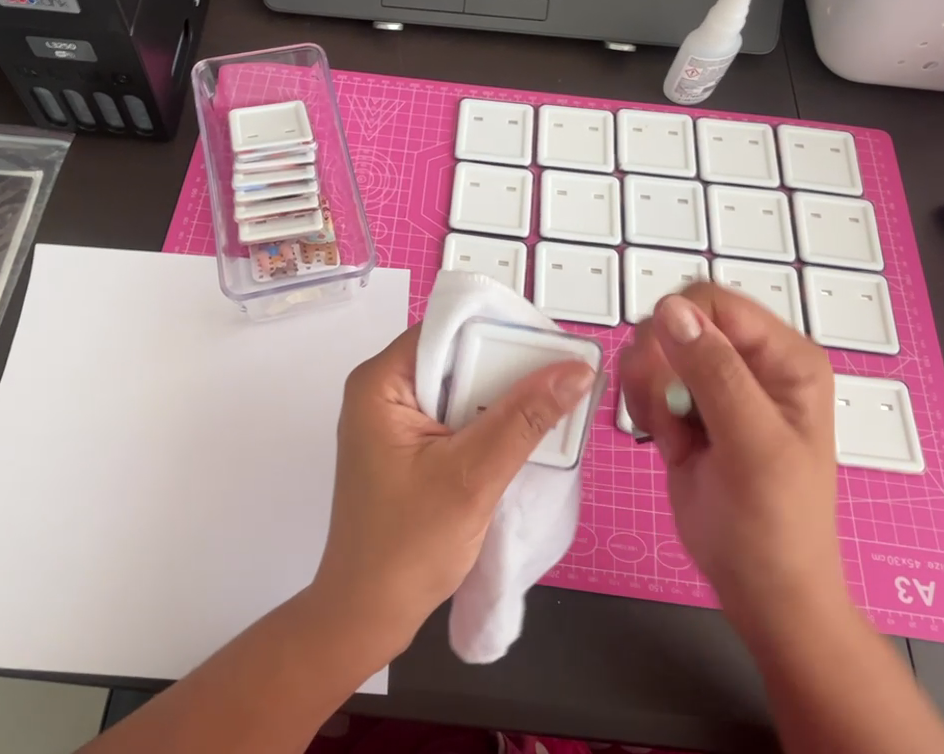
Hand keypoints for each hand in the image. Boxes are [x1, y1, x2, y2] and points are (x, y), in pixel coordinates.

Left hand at [313, 324, 594, 650]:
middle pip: (455, 358)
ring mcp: (393, 421)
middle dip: (508, 368)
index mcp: (380, 383)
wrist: (367, 613)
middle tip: (565, 375)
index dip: (499, 332)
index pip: (445, 331)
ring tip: (555, 404)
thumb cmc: (406, 546)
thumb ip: (524, 419)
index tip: (554, 344)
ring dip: (503, 400)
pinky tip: (525, 434)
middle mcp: (382, 391)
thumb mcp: (472, 476)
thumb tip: (576, 370)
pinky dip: (489, 424)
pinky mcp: (407, 447)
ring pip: (459, 389)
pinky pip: (455, 417)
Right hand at [621, 284, 844, 637]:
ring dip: (648, 391)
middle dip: (659, 365)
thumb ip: (714, 373)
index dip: (678, 328)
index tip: (666, 375)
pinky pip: (646, 383)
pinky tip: (666, 443)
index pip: (714, 303)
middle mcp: (749, 362)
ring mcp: (715, 386)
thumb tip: (671, 309)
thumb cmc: (772, 520)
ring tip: (672, 435)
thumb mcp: (752, 444)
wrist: (759, 585)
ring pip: (653, 352)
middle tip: (670, 415)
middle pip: (675, 323)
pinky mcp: (686, 410)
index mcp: (784, 357)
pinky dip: (644, 409)